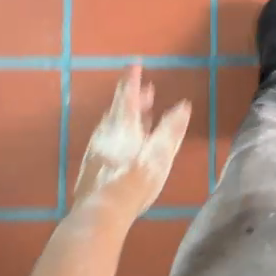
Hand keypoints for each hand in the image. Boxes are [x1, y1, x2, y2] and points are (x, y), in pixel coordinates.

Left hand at [73, 64, 192, 221]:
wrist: (101, 212)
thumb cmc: (135, 180)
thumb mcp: (160, 154)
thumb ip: (171, 129)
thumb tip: (183, 105)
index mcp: (122, 124)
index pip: (127, 93)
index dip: (133, 78)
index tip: (136, 64)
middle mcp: (105, 131)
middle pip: (119, 108)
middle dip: (134, 98)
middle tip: (148, 92)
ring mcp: (96, 148)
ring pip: (112, 125)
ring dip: (127, 117)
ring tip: (141, 118)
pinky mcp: (91, 165)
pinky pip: (108, 140)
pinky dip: (120, 133)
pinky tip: (126, 145)